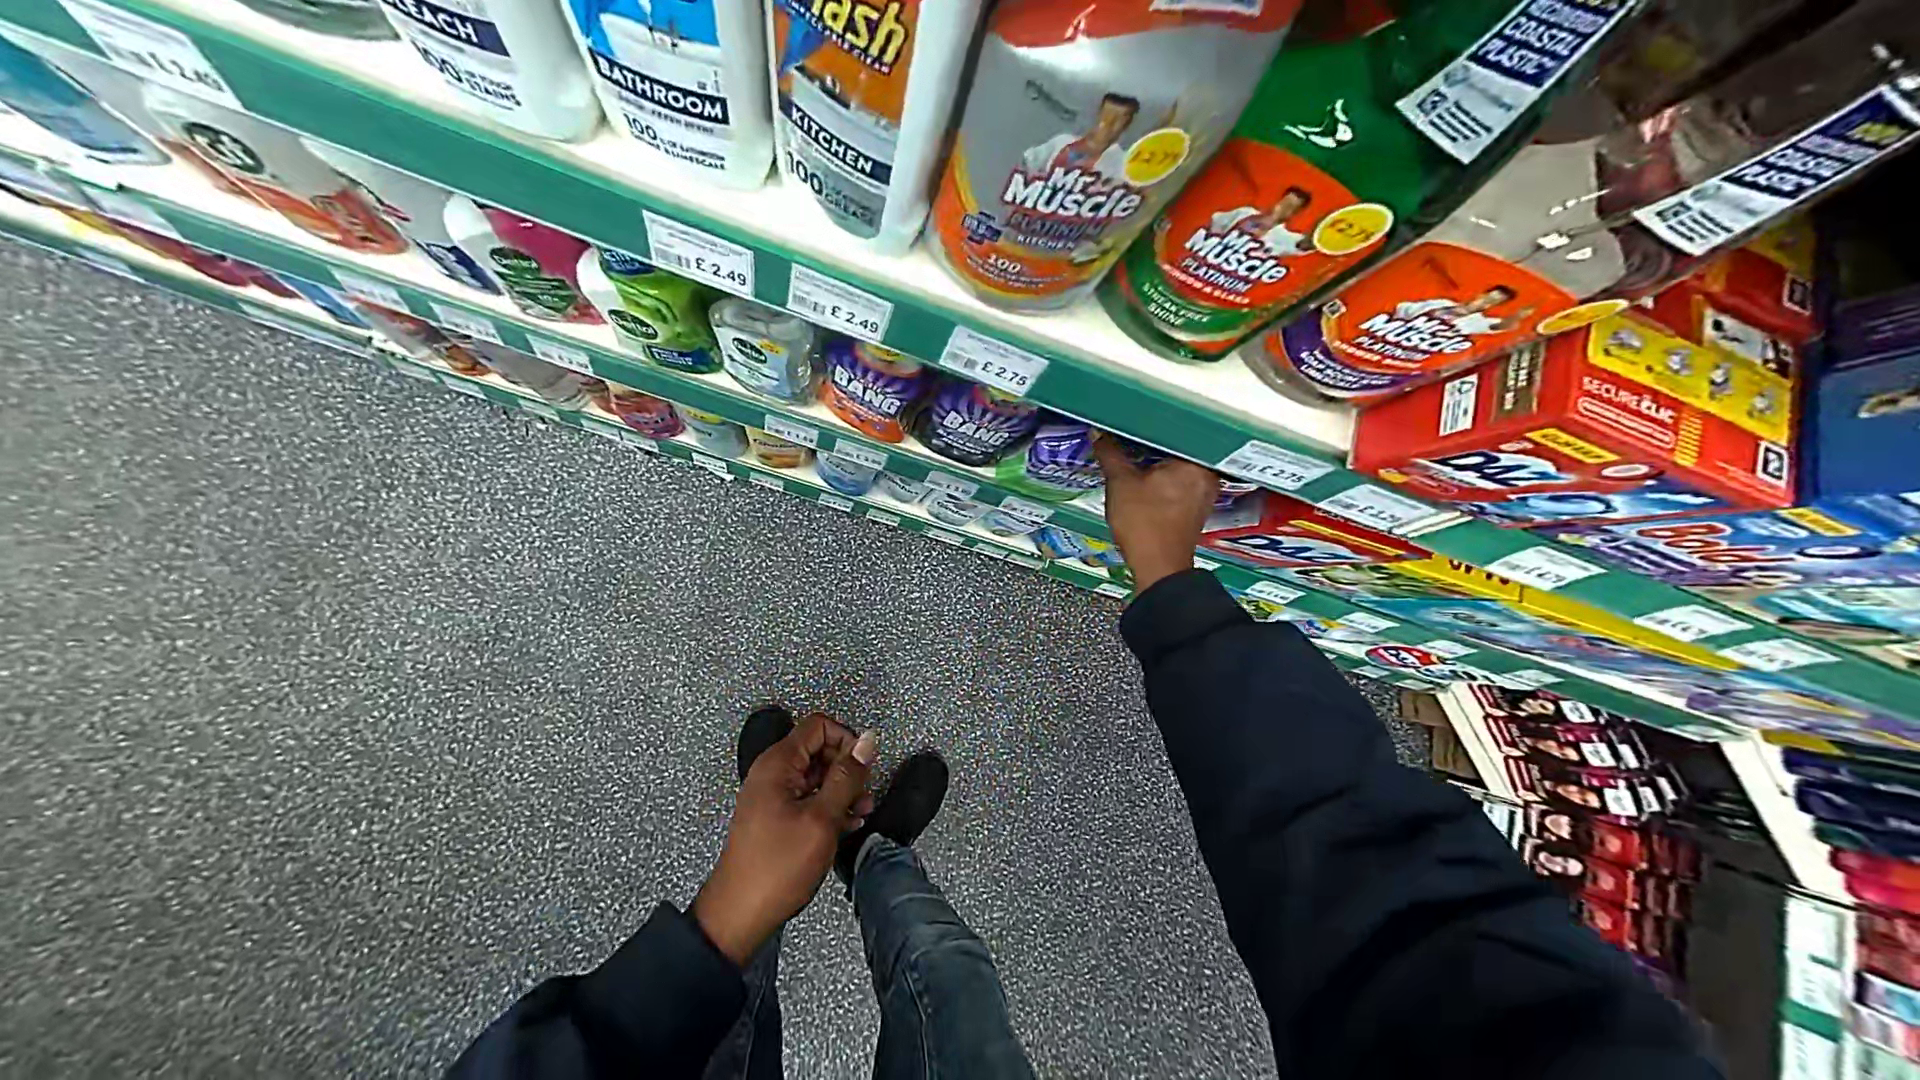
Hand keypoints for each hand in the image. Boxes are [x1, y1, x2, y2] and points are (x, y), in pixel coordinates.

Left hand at [692, 714, 876, 965]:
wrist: (740, 915)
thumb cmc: (777, 868)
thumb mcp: (822, 818)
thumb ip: (847, 776)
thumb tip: (867, 741)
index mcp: (778, 764)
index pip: (819, 726)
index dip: (846, 740)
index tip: (862, 767)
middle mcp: (772, 772)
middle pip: (819, 748)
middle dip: (846, 767)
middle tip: (862, 794)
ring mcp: (772, 794)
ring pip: (816, 774)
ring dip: (842, 789)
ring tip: (860, 812)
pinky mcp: (775, 815)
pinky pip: (808, 795)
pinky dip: (829, 805)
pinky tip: (846, 823)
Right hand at [1092, 435, 1218, 593]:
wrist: (1157, 567)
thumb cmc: (1144, 525)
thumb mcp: (1120, 483)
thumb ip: (1110, 454)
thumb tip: (1098, 435)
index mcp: (1195, 462)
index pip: (1175, 429)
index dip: (1151, 423)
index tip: (1133, 418)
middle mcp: (1207, 475)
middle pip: (1177, 448)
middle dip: (1152, 443)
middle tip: (1129, 433)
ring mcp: (1204, 493)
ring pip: (1178, 465)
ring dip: (1157, 461)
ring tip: (1133, 454)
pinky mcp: (1195, 508)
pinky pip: (1178, 482)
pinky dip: (1162, 478)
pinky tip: (1143, 477)